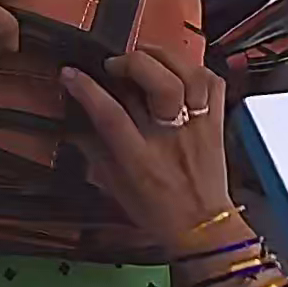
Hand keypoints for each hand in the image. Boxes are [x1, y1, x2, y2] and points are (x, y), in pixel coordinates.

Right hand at [59, 48, 233, 254]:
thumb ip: (95, 150)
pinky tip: (176, 70)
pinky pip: (212, 82)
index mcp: (141, 160)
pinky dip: (194, 68)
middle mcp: (172, 139)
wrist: (204, 229)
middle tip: (115, 64)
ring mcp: (198, 127)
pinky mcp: (216, 122)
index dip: (87, 89)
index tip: (71, 73)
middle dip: (132, 63)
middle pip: (160, 85)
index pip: (111, 115)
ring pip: (190, 77)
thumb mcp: (115, 186)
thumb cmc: (156, 211)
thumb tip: (75, 118)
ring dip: (163, 57)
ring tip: (145, 57)